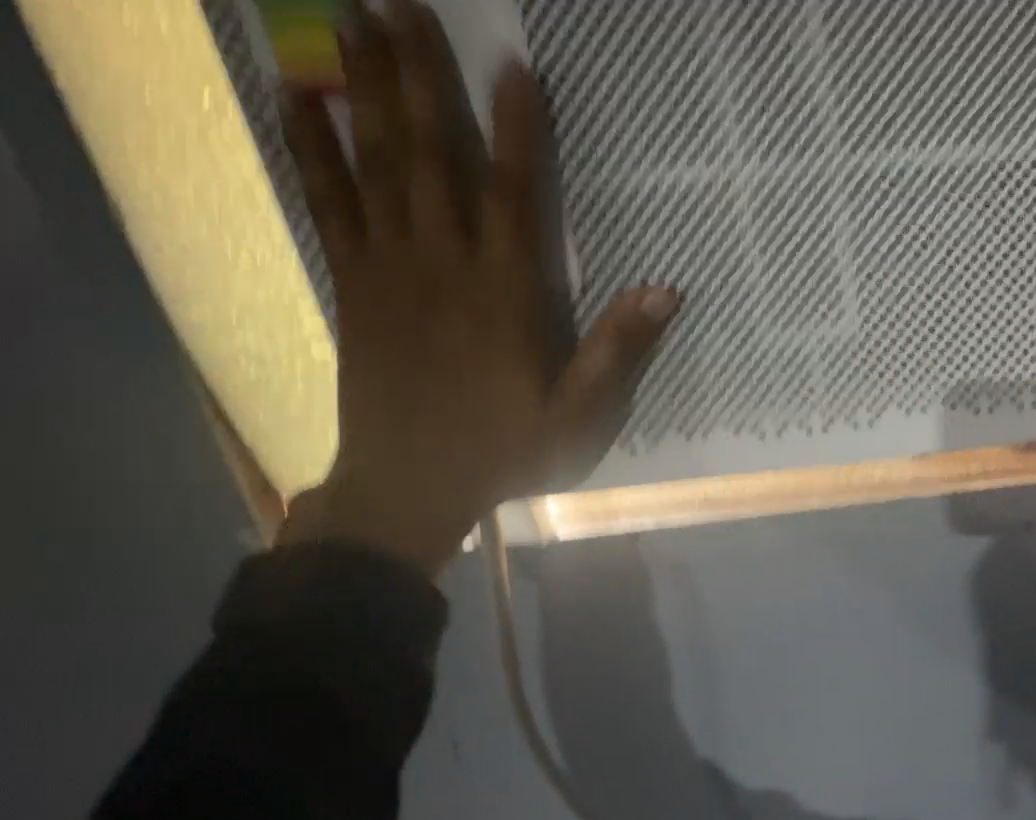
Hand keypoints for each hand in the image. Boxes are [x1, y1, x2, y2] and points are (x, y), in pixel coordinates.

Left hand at [274, 0, 677, 572]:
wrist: (409, 484)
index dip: (519, 129)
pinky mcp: (353, 282)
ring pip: (377, 164)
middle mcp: (444, 265)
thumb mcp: (581, 416)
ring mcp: (390, 269)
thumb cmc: (507, 450)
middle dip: (421, 76)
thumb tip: (665, 290)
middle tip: (403, 2)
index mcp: (506, 296)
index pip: (517, 196)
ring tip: (354, 19)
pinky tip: (299, 98)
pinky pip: (329, 203)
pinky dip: (312, 149)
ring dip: (366, 88)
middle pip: (433, 156)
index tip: (513, 63)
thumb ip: (618, 351)